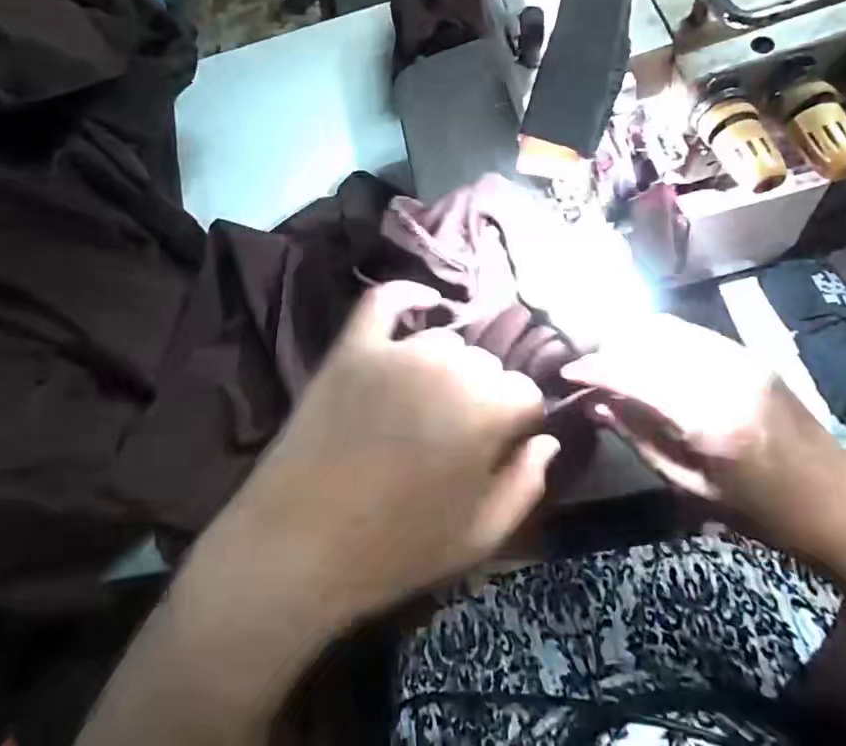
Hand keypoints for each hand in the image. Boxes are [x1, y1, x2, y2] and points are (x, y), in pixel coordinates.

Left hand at [196, 280, 560, 625]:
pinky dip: (407, 294)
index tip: (501, 446)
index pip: (525, 394)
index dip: (517, 423)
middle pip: (485, 365)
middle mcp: (449, 367)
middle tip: (456, 434)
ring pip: (443, 342)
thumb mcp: (481, 535)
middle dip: (483, 396)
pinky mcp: (352, 348)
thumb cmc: (397, 550)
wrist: (299, 544)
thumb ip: (527, 482)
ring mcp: (396, 352)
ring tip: (426, 405)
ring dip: (446, 368)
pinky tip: (422, 302)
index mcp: (488, 409)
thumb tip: (547, 440)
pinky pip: (384, 300)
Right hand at [561, 314, 845, 562]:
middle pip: (646, 342)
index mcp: (710, 420)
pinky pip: (688, 332)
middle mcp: (723, 377)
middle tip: (586, 372)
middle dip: (607, 351)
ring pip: (665, 329)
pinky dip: (657, 339)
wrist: (837, 500)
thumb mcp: (691, 487)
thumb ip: (639, 438)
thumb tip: (594, 403)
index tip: (567, 374)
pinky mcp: (747, 353)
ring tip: (610, 363)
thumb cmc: (761, 512)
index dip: (594, 369)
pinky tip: (644, 358)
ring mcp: (739, 358)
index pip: (634, 374)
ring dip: (630, 340)